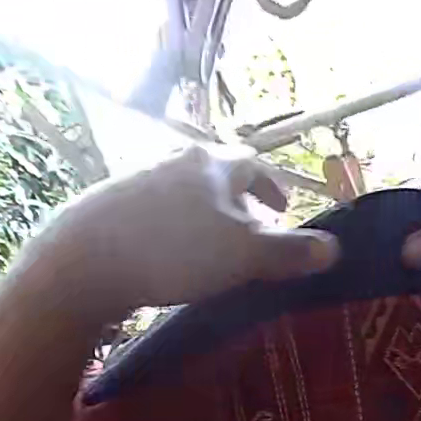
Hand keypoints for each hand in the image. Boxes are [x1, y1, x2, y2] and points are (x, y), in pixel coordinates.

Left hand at [23, 145, 338, 320]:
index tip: (283, 208)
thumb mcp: (245, 255)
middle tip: (251, 229)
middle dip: (239, 201)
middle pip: (217, 175)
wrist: (86, 259)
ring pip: (185, 193)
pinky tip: (170, 256)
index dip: (272, 185)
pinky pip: (156, 212)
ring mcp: (138, 180)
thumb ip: (290, 251)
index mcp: (212, 164)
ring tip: (213, 246)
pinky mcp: (109, 205)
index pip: (253, 163)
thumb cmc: (177, 251)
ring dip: (206, 215)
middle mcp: (175, 161)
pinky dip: (175, 228)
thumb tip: (335, 248)